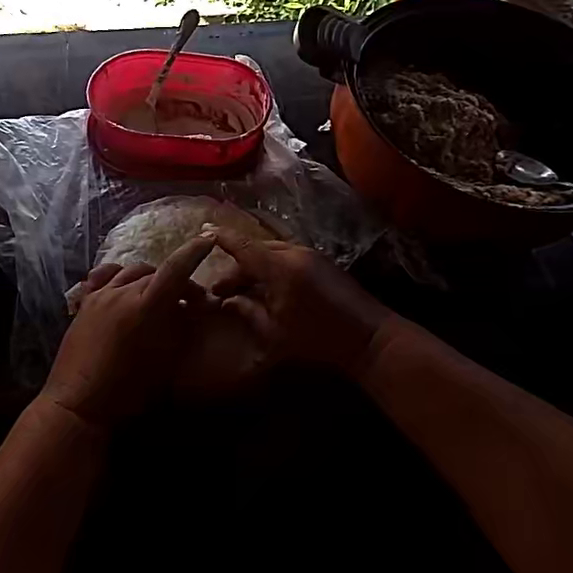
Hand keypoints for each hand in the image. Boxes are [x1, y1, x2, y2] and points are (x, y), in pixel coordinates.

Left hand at [44, 232, 217, 426]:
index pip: (176, 267)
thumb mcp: (165, 361)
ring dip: (149, 279)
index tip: (207, 240)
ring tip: (157, 297)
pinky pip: (104, 277)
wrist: (80, 403)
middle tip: (187, 302)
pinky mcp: (85, 303)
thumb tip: (189, 309)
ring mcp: (100, 295)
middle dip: (175, 282)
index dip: (194, 251)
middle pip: (156, 273)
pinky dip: (120, 276)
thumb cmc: (129, 390)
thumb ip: (180, 328)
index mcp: (148, 305)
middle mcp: (123, 291)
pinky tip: (124, 286)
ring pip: (131, 272)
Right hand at [207, 226, 403, 376]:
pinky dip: (271, 268)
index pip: (242, 245)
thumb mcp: (275, 332)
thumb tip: (227, 302)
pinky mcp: (322, 262)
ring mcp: (310, 255)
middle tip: (221, 291)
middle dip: (236, 268)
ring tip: (242, 291)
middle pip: (255, 251)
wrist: (370, 338)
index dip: (221, 238)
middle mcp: (293, 253)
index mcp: (278, 268)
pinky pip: (287, 257)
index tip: (203, 232)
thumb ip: (247, 312)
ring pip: (271, 254)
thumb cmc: (318, 339)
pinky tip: (267, 289)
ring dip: (254, 268)